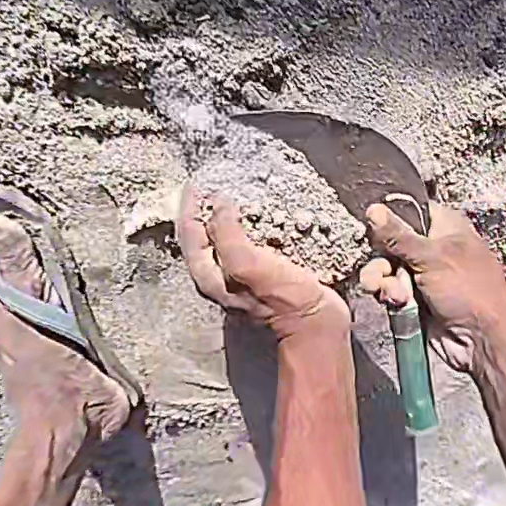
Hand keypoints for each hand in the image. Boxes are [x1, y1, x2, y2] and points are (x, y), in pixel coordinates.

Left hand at [178, 185, 349, 342]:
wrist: (316, 323)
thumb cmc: (282, 298)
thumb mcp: (248, 264)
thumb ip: (227, 234)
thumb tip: (219, 203)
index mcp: (210, 276)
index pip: (190, 234)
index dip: (190, 206)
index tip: (197, 182)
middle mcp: (221, 275)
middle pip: (205, 235)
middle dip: (208, 208)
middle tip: (214, 182)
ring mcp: (243, 275)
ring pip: (228, 236)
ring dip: (231, 214)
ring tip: (238, 191)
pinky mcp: (265, 272)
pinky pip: (252, 240)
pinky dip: (253, 223)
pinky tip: (263, 211)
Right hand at [359, 203, 505, 371]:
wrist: (481, 341)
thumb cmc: (469, 291)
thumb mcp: (432, 257)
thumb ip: (398, 235)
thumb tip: (373, 210)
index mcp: (444, 227)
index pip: (409, 210)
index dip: (389, 218)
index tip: (373, 228)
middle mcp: (431, 249)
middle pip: (389, 243)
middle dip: (381, 259)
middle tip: (382, 271)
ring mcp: (421, 275)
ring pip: (385, 269)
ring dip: (383, 281)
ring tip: (395, 294)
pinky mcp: (412, 300)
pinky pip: (389, 291)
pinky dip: (389, 296)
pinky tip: (398, 303)